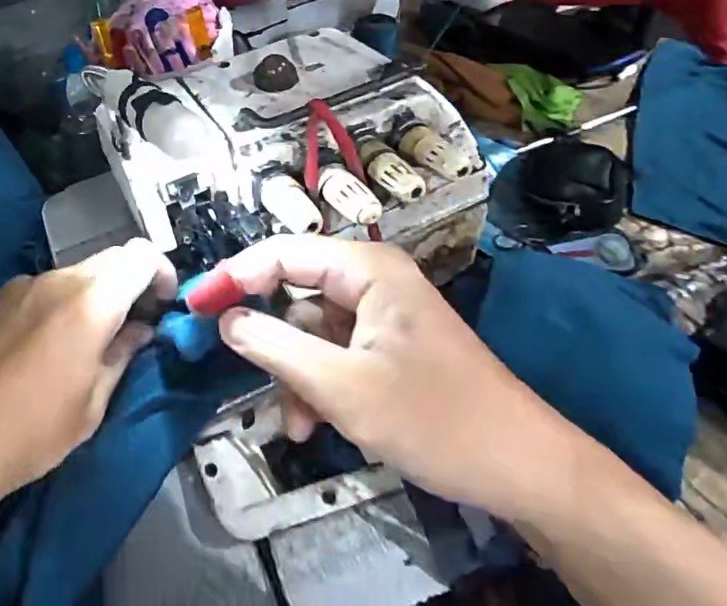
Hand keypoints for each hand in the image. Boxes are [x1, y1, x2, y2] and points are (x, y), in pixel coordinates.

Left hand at [0, 240, 176, 556]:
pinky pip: (43, 288)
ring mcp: (22, 284)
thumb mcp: (92, 405)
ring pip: (75, 274)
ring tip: (86, 344)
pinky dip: (60, 304)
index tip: (163, 304)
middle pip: (108, 261)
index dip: (162, 272)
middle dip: (129, 285)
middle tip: (132, 327)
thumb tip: (138, 330)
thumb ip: (121, 355)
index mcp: (89, 301)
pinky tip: (45, 348)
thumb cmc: (30, 434)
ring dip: (93, 296)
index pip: (140, 256)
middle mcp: (56, 279)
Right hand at [213, 235, 597, 525]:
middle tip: (239, 367)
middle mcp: (372, 280)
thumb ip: (274, 348)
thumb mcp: (342, 387)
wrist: (529, 474)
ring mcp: (381, 314)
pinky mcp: (388, 345)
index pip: (281, 253)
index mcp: (366, 269)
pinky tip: (317, 424)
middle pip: (295, 293)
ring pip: (310, 331)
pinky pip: (333, 352)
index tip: (197, 305)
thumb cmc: (437, 419)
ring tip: (299, 423)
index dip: (234, 276)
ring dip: (295, 374)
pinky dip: (318, 384)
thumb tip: (225, 320)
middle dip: (272, 341)